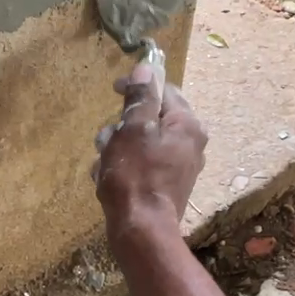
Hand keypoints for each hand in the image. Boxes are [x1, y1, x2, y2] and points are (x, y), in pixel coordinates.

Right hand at [90, 63, 208, 247]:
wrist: (141, 228)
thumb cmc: (135, 175)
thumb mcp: (132, 129)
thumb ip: (141, 97)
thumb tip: (147, 67)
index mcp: (187, 124)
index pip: (164, 89)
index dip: (137, 86)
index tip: (113, 89)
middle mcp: (191, 142)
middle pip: (151, 117)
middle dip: (122, 124)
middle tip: (105, 138)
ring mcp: (180, 165)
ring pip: (142, 141)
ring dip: (118, 146)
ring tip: (103, 161)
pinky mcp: (167, 184)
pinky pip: (142, 162)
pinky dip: (124, 164)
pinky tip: (107, 176)